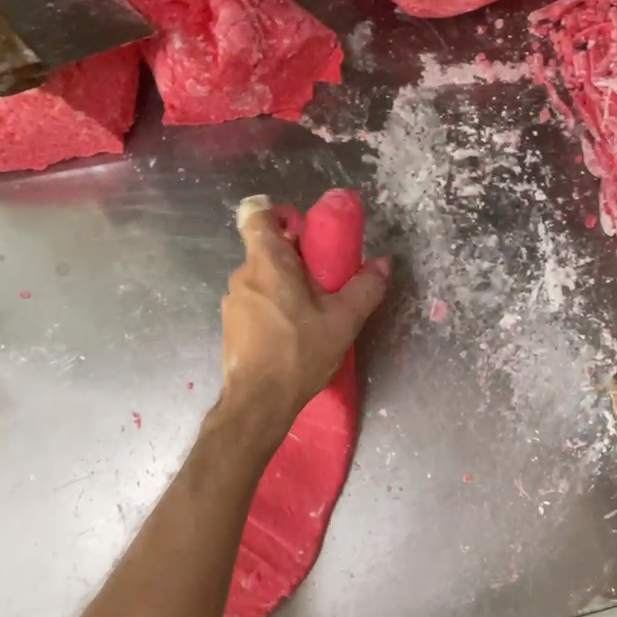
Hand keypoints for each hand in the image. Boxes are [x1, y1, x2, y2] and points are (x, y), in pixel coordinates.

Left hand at [220, 199, 390, 434]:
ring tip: (311, 315)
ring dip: (285, 289)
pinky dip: (273, 311)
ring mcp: (233, 302)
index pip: (257, 214)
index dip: (280, 215)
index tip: (303, 233)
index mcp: (267, 262)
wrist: (259, 401)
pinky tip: (292, 336)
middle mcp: (243, 275)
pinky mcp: (231, 326)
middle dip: (295, 260)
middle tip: (324, 282)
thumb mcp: (343, 320)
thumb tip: (384, 263)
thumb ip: (366, 287)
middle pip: (267, 250)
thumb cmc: (299, 353)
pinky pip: (255, 304)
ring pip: (262, 280)